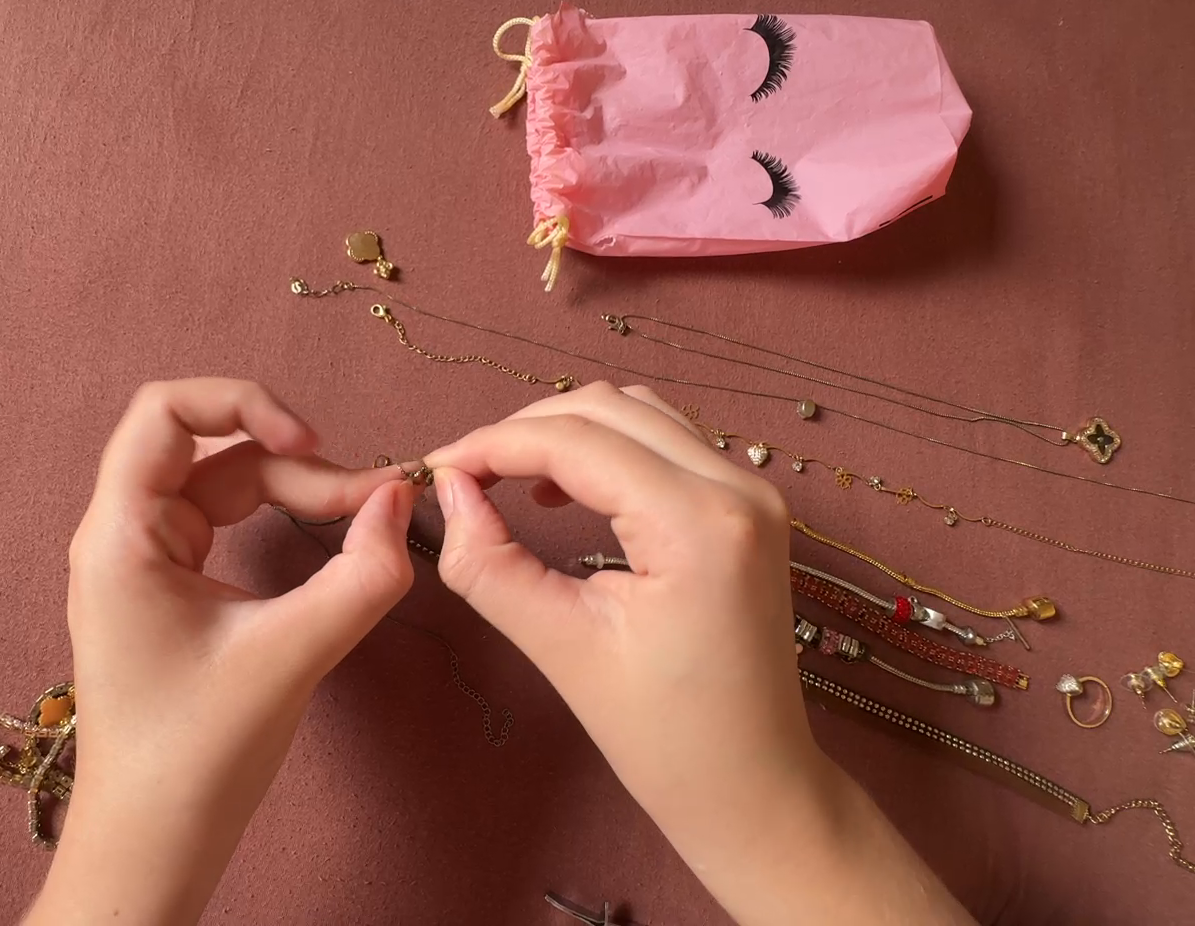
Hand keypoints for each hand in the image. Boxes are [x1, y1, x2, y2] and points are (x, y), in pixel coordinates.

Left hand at [26, 378, 415, 925]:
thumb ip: (360, 576)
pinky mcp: (177, 580)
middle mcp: (127, 532)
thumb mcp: (290, 657)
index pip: (166, 411)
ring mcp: (152, 556)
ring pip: (236, 484)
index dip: (244, 403)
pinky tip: (331, 539)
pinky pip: (235, 519)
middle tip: (379, 504)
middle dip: (304, 468)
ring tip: (369, 521)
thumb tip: (401, 498)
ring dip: (304, 492)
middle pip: (223, 452)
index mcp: (122, 535)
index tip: (313, 443)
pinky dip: (288, 519)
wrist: (153, 847)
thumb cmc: (195, 758)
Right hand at [425, 383, 969, 925]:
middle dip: (523, 430)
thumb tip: (449, 491)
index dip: (494, 444)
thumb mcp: (559, 648)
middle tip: (467, 474)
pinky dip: (600, 445)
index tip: (439, 466)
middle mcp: (737, 486)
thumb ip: (487, 563)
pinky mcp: (744, 502)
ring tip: (507, 476)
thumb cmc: (664, 738)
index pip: (575, 441)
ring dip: (561, 431)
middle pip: (605, 406)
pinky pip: (659, 438)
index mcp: (699, 523)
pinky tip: (562, 487)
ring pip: (633, 411)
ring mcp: (750, 488)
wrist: (756, 787)